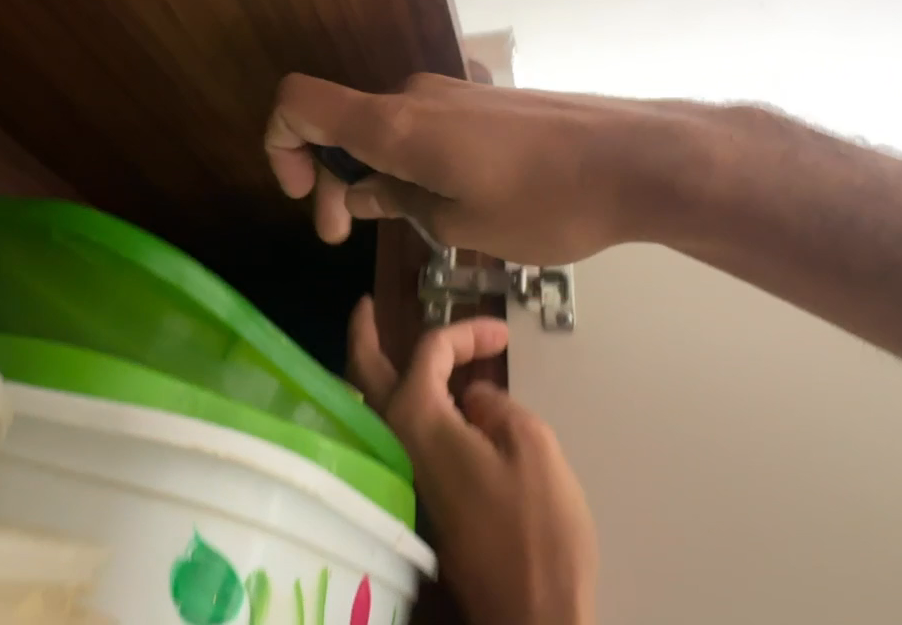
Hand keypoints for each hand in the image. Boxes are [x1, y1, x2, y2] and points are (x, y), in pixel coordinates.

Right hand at [265, 72, 731, 264]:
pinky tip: (450, 201)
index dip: (281, 145)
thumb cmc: (544, 202)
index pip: (298, 103)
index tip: (307, 195)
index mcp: (393, 124)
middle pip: (340, 125)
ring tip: (415, 225)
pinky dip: (413, 162)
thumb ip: (398, 203)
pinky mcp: (482, 102)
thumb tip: (366, 191)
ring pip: (384, 130)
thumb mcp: (458, 224)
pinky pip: (424, 127)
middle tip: (349, 235)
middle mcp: (412, 97)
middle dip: (333, 179)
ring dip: (377, 175)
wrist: (638, 160)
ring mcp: (451, 94)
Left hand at [347, 298, 597, 624]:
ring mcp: (399, 471)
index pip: (428, 351)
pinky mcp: (413, 496)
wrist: (529, 614)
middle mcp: (394, 439)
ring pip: (375, 404)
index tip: (503, 334)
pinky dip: (403, 402)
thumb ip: (497, 405)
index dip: (464, 332)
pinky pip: (395, 430)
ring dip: (380, 369)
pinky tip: (427, 400)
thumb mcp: (532, 445)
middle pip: (365, 374)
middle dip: (365, 335)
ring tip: (391, 343)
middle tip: (368, 307)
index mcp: (417, 418)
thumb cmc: (536, 528)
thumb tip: (474, 399)